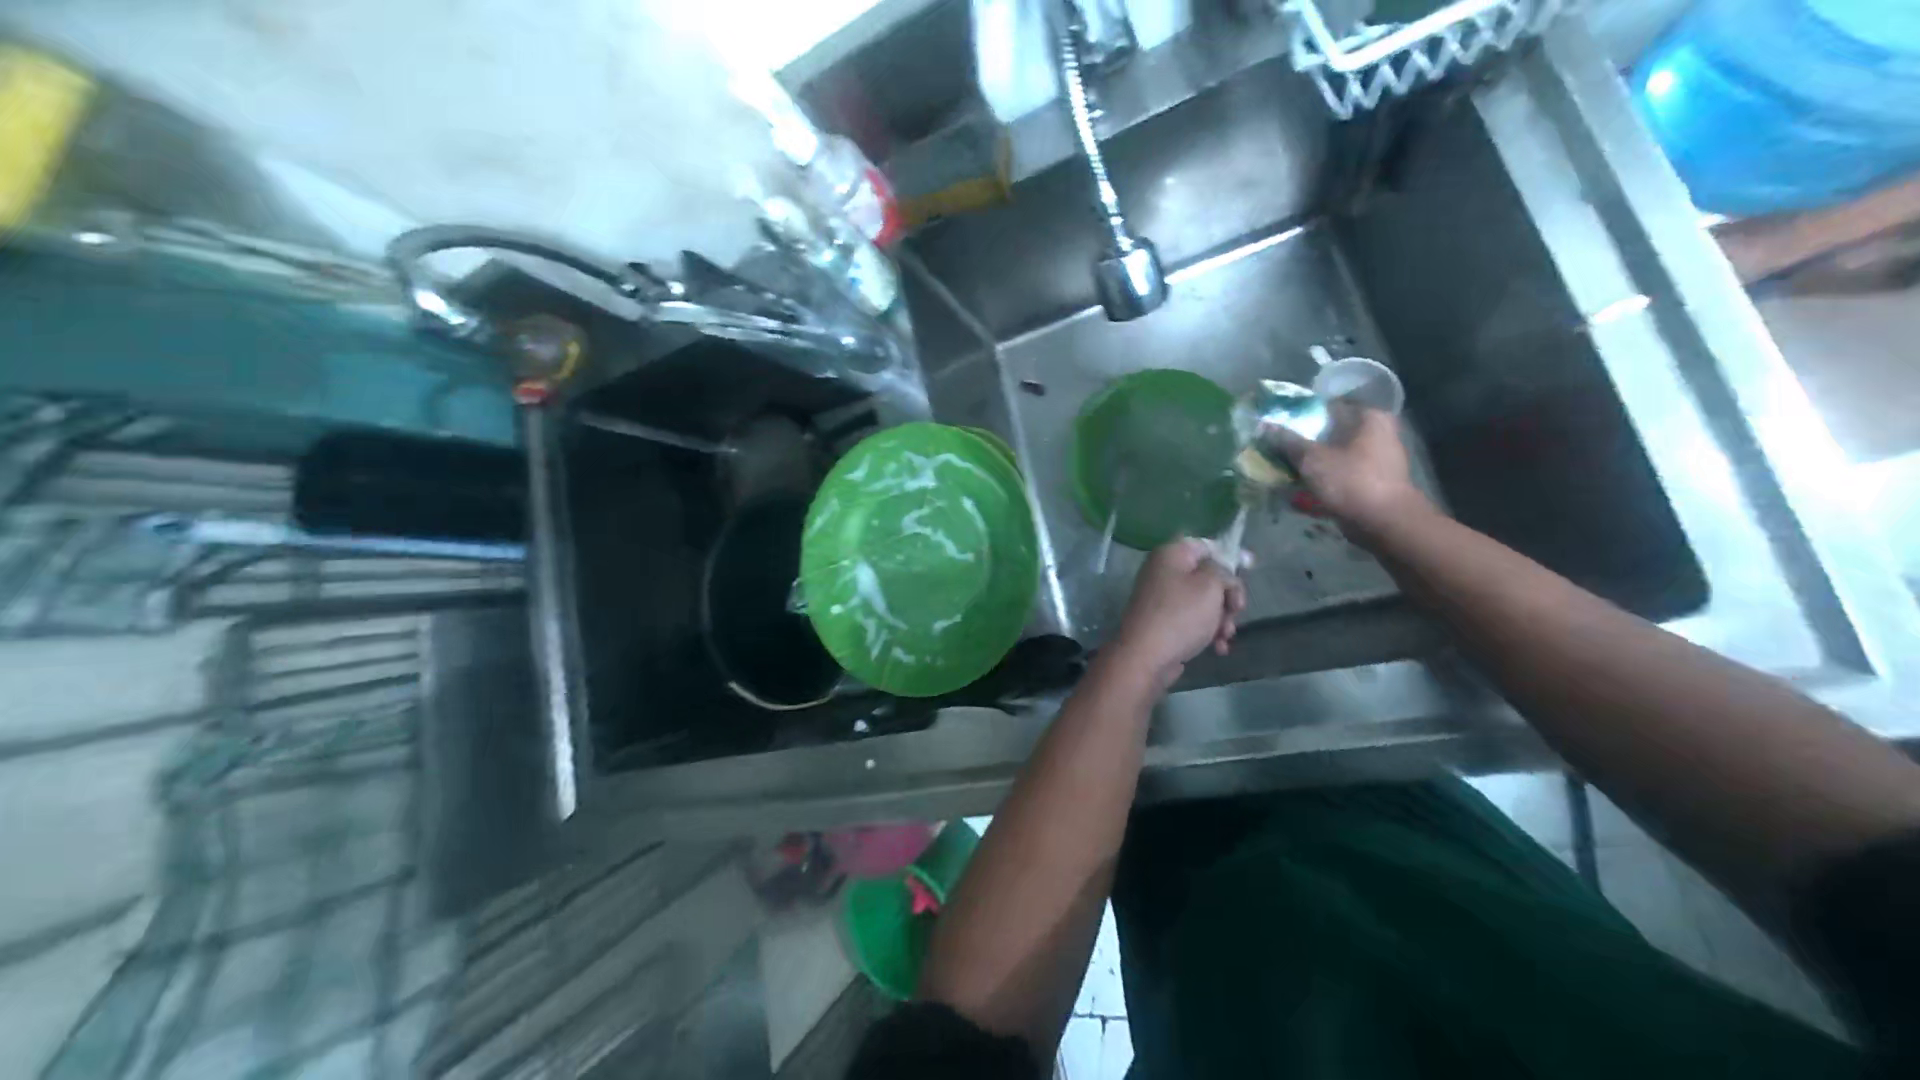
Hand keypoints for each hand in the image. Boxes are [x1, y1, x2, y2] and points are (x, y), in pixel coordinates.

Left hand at [1111, 538, 1246, 685]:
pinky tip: (1218, 648)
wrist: (1146, 657)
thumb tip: (1221, 571)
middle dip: (1227, 596)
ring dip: (1221, 618)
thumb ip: (1223, 571)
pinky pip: (1193, 620)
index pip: (1206, 545)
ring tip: (1225, 635)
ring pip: (1204, 602)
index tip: (1250, 566)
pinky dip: (1208, 631)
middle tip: (1235, 610)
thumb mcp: (1211, 585)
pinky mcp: (1164, 622)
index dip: (1229, 555)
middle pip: (1208, 577)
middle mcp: (1163, 572)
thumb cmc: (1181, 615)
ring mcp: (1162, 599)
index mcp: (1170, 555)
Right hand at [1271, 403, 1431, 537]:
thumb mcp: (1311, 458)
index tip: (1277, 428)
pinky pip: (1341, 473)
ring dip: (1311, 464)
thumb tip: (1266, 427)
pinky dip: (1323, 479)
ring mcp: (1378, 457)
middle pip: (1330, 433)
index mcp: (1368, 417)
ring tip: (1285, 472)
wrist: (1384, 522)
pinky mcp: (1373, 480)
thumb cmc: (1350, 481)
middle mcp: (1378, 432)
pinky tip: (1301, 491)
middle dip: (1303, 444)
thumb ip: (1287, 441)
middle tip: (1277, 452)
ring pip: (1334, 455)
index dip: (1298, 417)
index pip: (1326, 407)